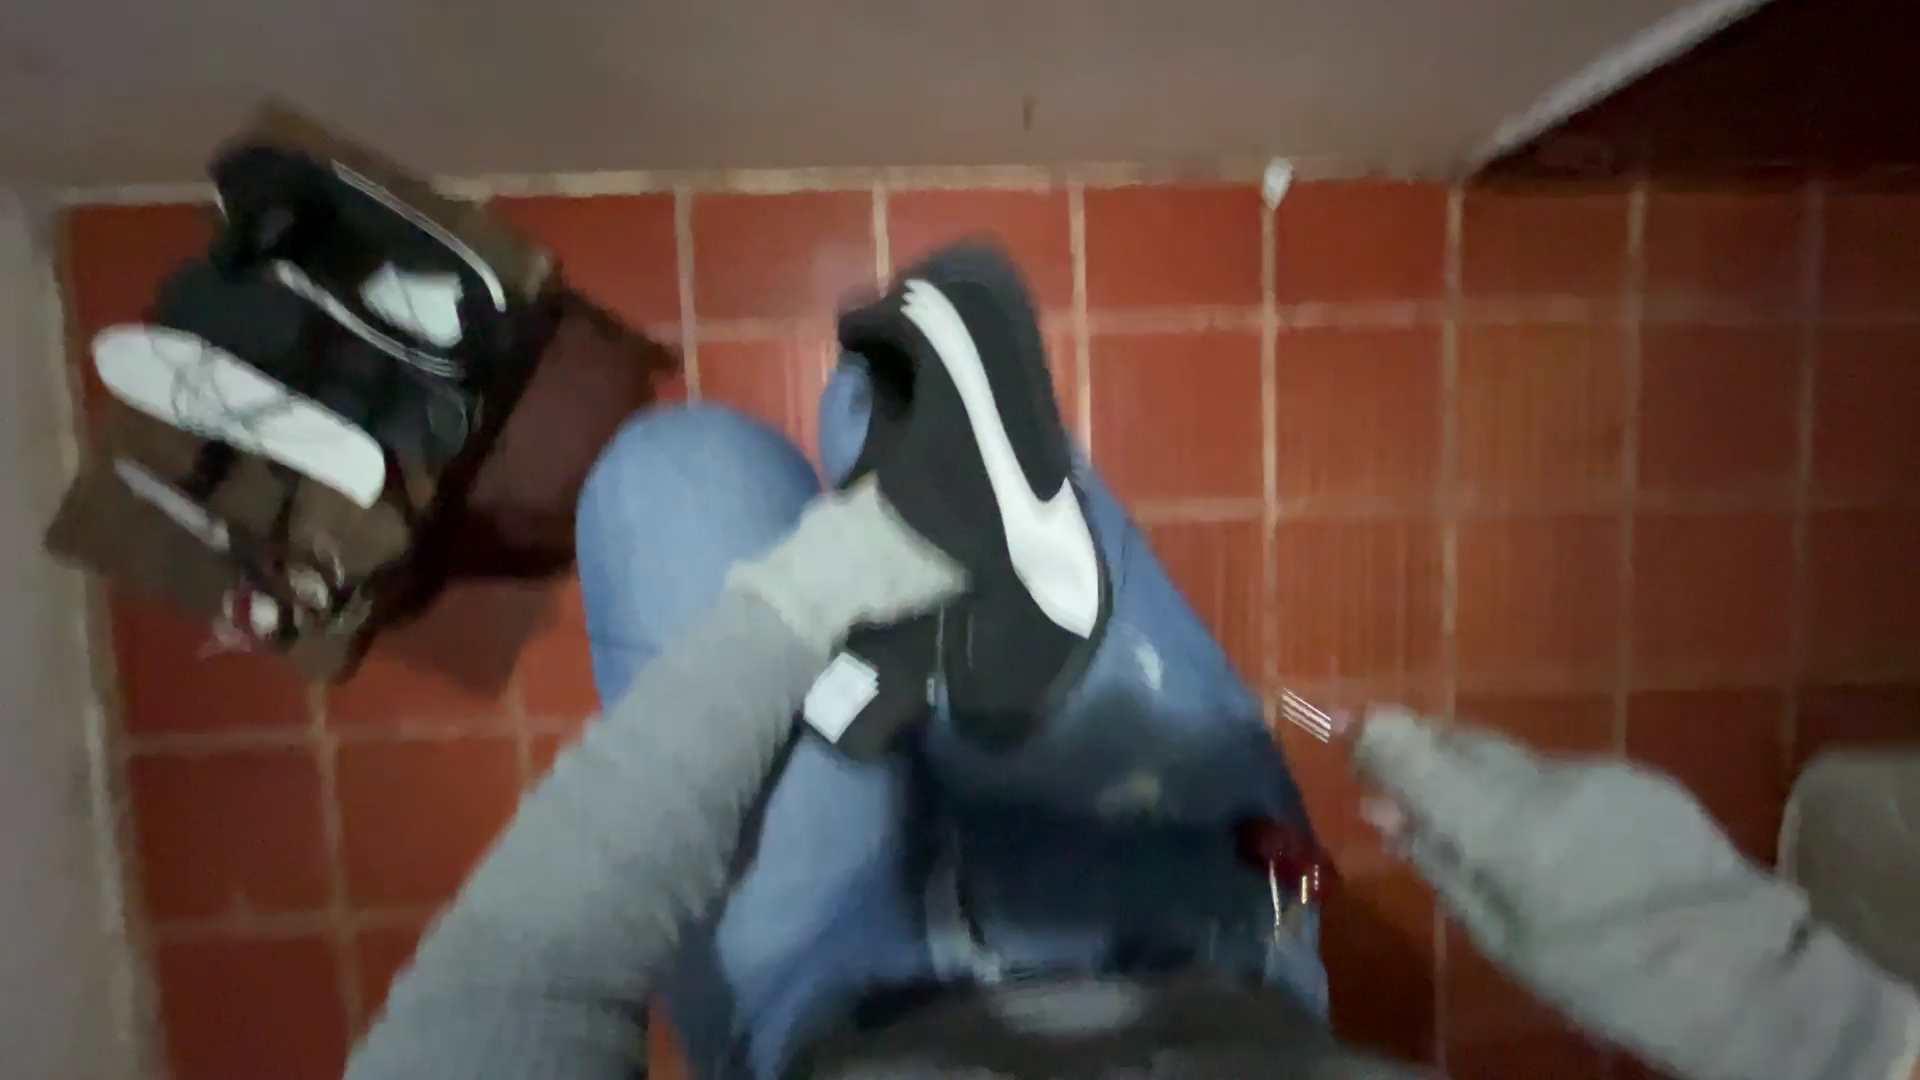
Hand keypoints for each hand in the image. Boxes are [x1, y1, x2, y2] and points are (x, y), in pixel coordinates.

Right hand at [1348, 704, 1919, 1079]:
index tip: (1339, 728)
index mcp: (1508, 833)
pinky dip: (1523, 784)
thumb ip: (1434, 859)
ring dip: (1468, 769)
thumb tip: (1377, 803)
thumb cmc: (1605, 975)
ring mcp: (1591, 770)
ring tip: (1473, 814)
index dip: (1370, 733)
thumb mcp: (1500, 936)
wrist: (1758, 983)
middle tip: (1390, 774)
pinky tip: (1546, 828)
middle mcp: (1544, 782)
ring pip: (1498, 750)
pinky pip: (1547, 766)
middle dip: (1414, 748)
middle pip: (1451, 738)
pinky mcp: (1629, 771)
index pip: (1415, 753)